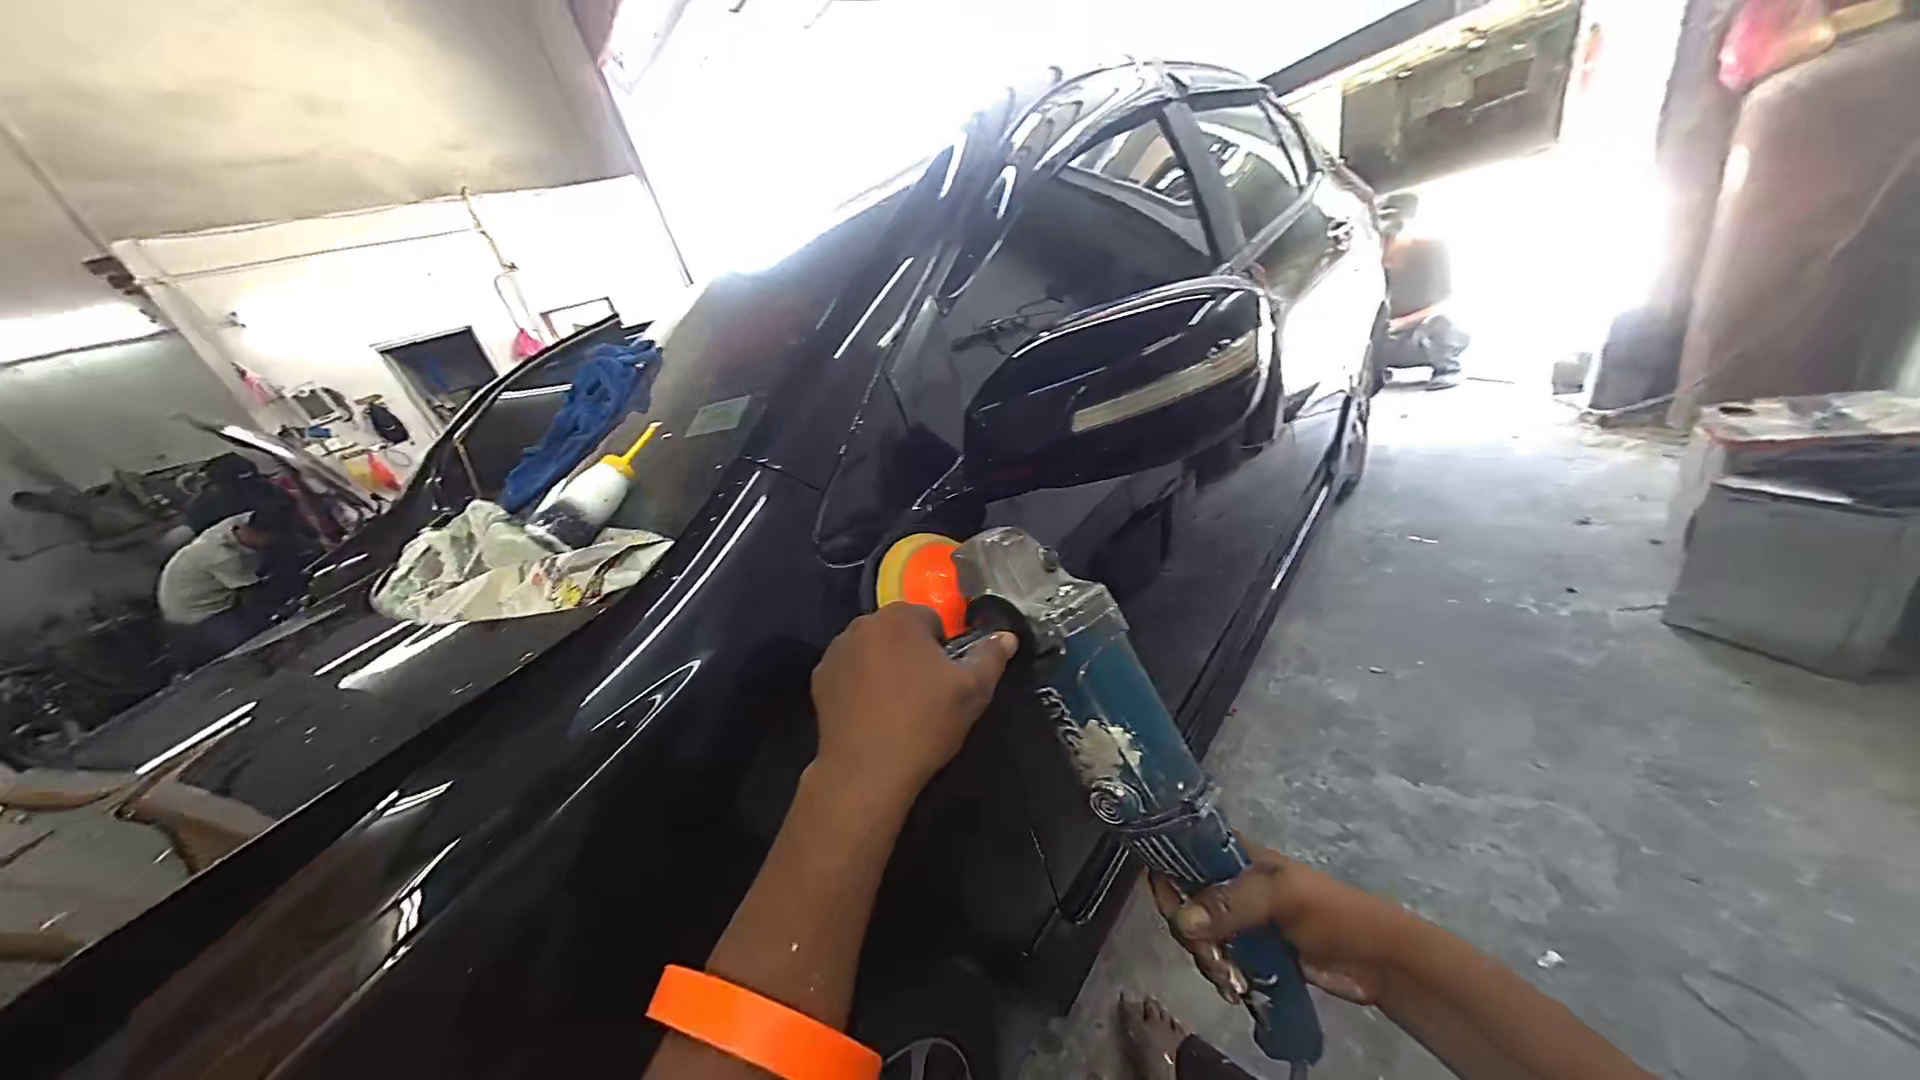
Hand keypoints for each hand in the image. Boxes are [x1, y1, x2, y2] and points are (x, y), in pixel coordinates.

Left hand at [809, 603, 1017, 805]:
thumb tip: (1006, 636)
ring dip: (886, 664)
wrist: (866, 771)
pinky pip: (850, 670)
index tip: (945, 679)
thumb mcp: (973, 691)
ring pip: (873, 649)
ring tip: (897, 705)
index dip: (944, 648)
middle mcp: (864, 624)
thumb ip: (991, 657)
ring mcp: (837, 650)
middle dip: (913, 652)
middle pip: (899, 631)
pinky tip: (871, 712)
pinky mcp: (820, 677)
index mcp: (901, 617)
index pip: (932, 620)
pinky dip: (860, 682)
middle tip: (925, 692)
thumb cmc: (924, 724)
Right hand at [1149, 839, 1411, 1005]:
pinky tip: (1238, 989)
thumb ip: (1231, 903)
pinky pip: (1215, 957)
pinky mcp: (1247, 949)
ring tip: (1235, 981)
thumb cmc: (1331, 912)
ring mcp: (1234, 916)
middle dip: (1191, 933)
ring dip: (1208, 960)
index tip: (1176, 911)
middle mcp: (1224, 880)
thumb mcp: (1281, 896)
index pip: (1178, 853)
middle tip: (1215, 958)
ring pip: (1195, 933)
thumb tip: (1184, 922)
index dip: (1167, 878)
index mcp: (1229, 852)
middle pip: (1181, 899)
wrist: (1376, 962)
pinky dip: (1220, 974)